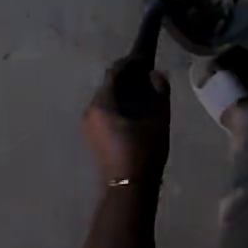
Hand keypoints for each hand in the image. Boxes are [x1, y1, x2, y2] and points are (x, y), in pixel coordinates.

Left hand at [82, 62, 170, 186]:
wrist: (129, 187)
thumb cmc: (144, 151)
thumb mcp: (158, 119)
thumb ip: (159, 91)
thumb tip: (156, 74)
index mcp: (102, 103)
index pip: (114, 73)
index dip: (129, 63)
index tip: (143, 60)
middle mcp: (90, 111)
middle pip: (108, 86)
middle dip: (126, 79)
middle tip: (145, 77)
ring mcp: (88, 125)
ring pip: (105, 100)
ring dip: (121, 94)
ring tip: (141, 95)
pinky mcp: (91, 137)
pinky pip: (103, 113)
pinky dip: (116, 107)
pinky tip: (132, 112)